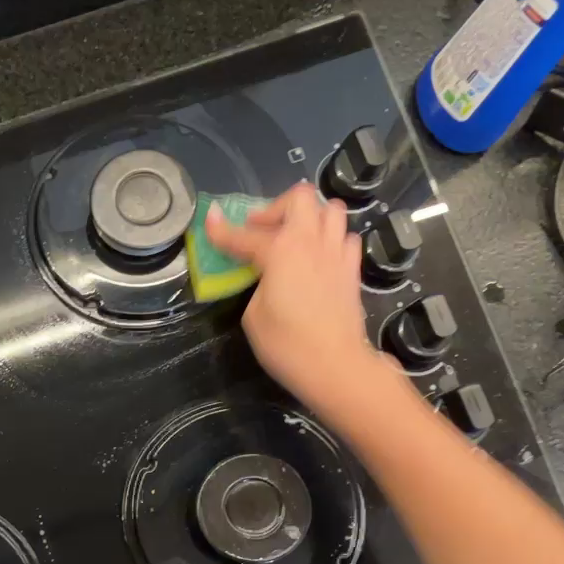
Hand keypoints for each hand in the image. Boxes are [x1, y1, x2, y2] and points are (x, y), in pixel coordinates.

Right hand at [205, 183, 401, 405]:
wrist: (334, 365)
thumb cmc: (286, 344)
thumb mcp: (253, 316)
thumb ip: (257, 284)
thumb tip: (266, 276)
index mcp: (281, 251)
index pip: (245, 236)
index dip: (223, 231)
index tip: (210, 221)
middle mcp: (312, 241)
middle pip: (300, 198)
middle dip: (276, 209)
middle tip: (260, 231)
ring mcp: (337, 253)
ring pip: (330, 210)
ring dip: (309, 217)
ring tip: (294, 239)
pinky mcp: (352, 269)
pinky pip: (345, 237)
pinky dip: (331, 240)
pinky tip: (319, 258)